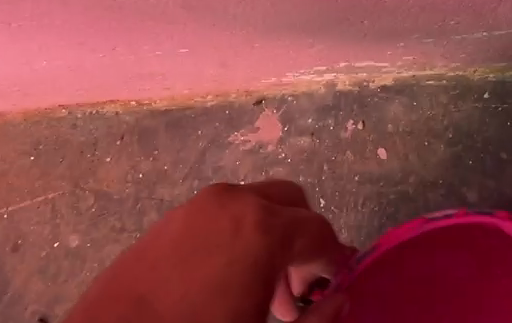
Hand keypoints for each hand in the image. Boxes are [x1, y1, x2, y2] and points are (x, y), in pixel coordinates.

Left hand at [63, 181, 352, 322]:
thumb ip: (315, 321)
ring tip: (259, 290)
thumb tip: (340, 299)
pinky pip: (222, 213)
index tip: (336, 286)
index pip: (320, 232)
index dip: (335, 260)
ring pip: (256, 203)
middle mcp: (236, 201)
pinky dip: (238, 234)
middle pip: (291, 202)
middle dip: (303, 240)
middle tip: (297, 290)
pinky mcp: (171, 217)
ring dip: (271, 235)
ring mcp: (200, 204)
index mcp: (264, 228)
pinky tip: (223, 281)